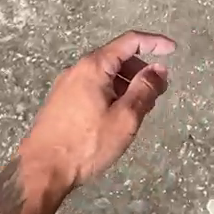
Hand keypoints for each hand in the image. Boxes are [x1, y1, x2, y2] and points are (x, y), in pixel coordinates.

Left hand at [17, 31, 173, 195]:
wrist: (40, 172)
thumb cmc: (87, 144)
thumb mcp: (126, 117)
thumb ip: (145, 88)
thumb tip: (159, 69)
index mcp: (94, 67)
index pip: (130, 41)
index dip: (155, 42)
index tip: (173, 50)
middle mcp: (78, 69)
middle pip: (118, 57)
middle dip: (142, 70)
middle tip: (157, 93)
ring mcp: (66, 85)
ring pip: (106, 74)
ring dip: (128, 84)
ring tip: (139, 110)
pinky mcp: (61, 102)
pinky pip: (94, 86)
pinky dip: (113, 92)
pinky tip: (117, 117)